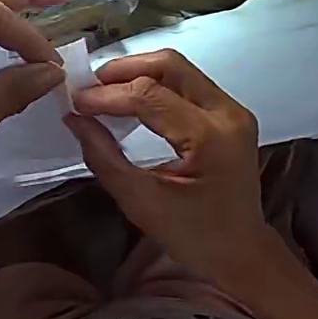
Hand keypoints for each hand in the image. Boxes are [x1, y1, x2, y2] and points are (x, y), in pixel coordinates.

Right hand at [65, 50, 283, 284]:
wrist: (242, 253)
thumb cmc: (194, 235)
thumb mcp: (141, 202)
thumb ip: (104, 157)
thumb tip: (74, 118)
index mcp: (210, 137)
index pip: (149, 96)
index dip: (107, 96)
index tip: (75, 103)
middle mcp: (227, 113)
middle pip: (169, 65)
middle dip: (123, 70)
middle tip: (89, 87)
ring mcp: (231, 109)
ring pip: (178, 68)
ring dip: (137, 73)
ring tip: (103, 91)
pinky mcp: (227, 112)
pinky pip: (185, 82)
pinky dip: (152, 83)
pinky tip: (128, 99)